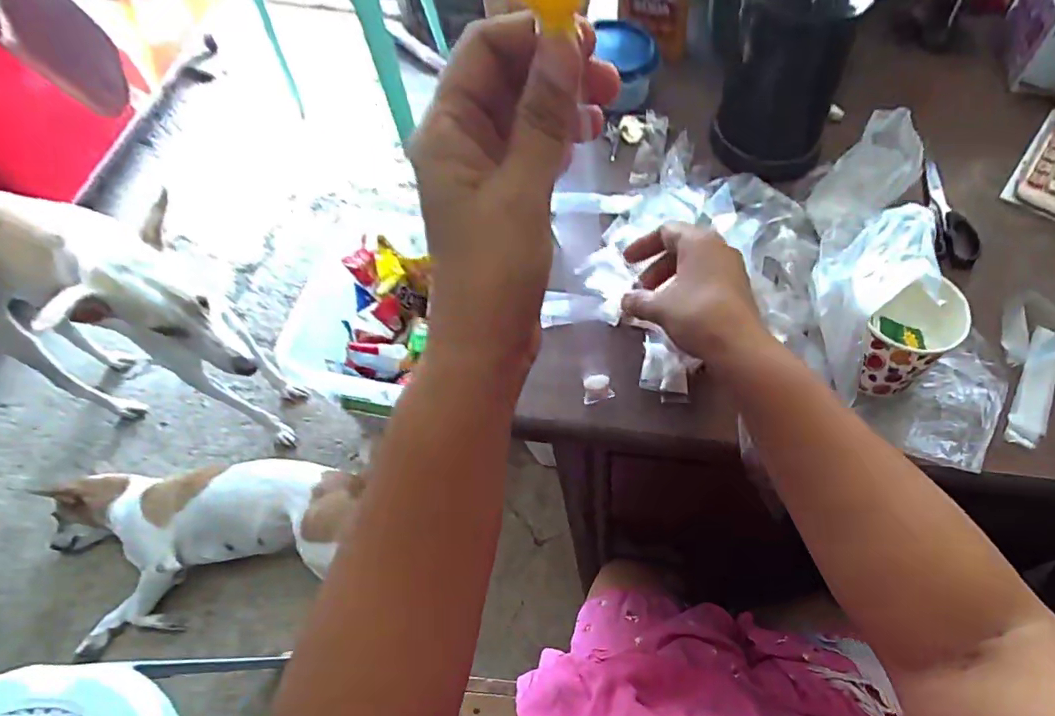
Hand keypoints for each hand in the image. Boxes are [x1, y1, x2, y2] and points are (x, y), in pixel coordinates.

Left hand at [410, 14, 619, 366]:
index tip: (584, 37)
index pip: (485, 51)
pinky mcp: (501, 201)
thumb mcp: (523, 189)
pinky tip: (582, 139)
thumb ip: (543, 116)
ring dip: (560, 103)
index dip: (532, 33)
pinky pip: (527, 152)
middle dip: (553, 68)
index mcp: (447, 129)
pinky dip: (555, 139)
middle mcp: (458, 143)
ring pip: (520, 116)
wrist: (487, 343)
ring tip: (605, 106)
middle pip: (505, 80)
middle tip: (607, 75)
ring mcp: (480, 173)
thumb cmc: (497, 271)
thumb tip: (564, 43)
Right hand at [620, 224, 772, 361]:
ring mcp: (732, 268)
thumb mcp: (661, 308)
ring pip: (695, 266)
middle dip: (657, 268)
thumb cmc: (697, 315)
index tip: (626, 262)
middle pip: (681, 248)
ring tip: (658, 303)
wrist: (740, 346)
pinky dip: (689, 289)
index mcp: (698, 240)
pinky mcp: (739, 289)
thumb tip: (625, 301)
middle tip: (642, 290)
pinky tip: (679, 312)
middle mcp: (718, 247)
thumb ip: (639, 300)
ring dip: (672, 281)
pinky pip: (708, 280)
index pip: (665, 231)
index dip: (642, 246)